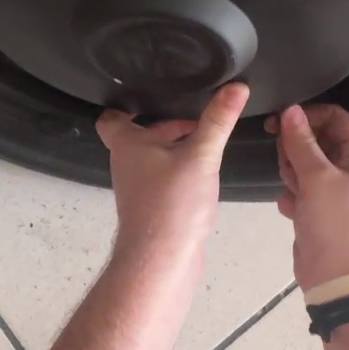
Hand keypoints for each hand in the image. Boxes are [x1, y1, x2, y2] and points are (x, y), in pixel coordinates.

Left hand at [96, 83, 249, 252]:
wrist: (162, 260)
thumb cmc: (170, 206)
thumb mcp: (201, 155)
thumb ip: (218, 121)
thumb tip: (236, 89)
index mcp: (126, 145)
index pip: (112, 117)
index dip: (126, 105)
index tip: (149, 94)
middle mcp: (127, 165)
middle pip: (141, 136)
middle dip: (167, 125)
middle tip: (196, 117)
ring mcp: (139, 188)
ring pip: (155, 158)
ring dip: (177, 148)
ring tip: (206, 141)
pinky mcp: (153, 207)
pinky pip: (166, 180)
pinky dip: (182, 172)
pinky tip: (204, 175)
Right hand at [267, 104, 348, 289]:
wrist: (340, 280)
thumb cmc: (337, 224)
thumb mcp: (317, 177)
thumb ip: (300, 141)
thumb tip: (290, 110)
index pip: (335, 117)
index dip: (306, 116)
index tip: (277, 123)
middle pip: (316, 139)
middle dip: (296, 150)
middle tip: (290, 167)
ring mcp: (337, 189)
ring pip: (304, 164)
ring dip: (292, 174)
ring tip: (296, 193)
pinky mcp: (321, 208)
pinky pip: (300, 188)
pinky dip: (292, 195)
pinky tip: (293, 210)